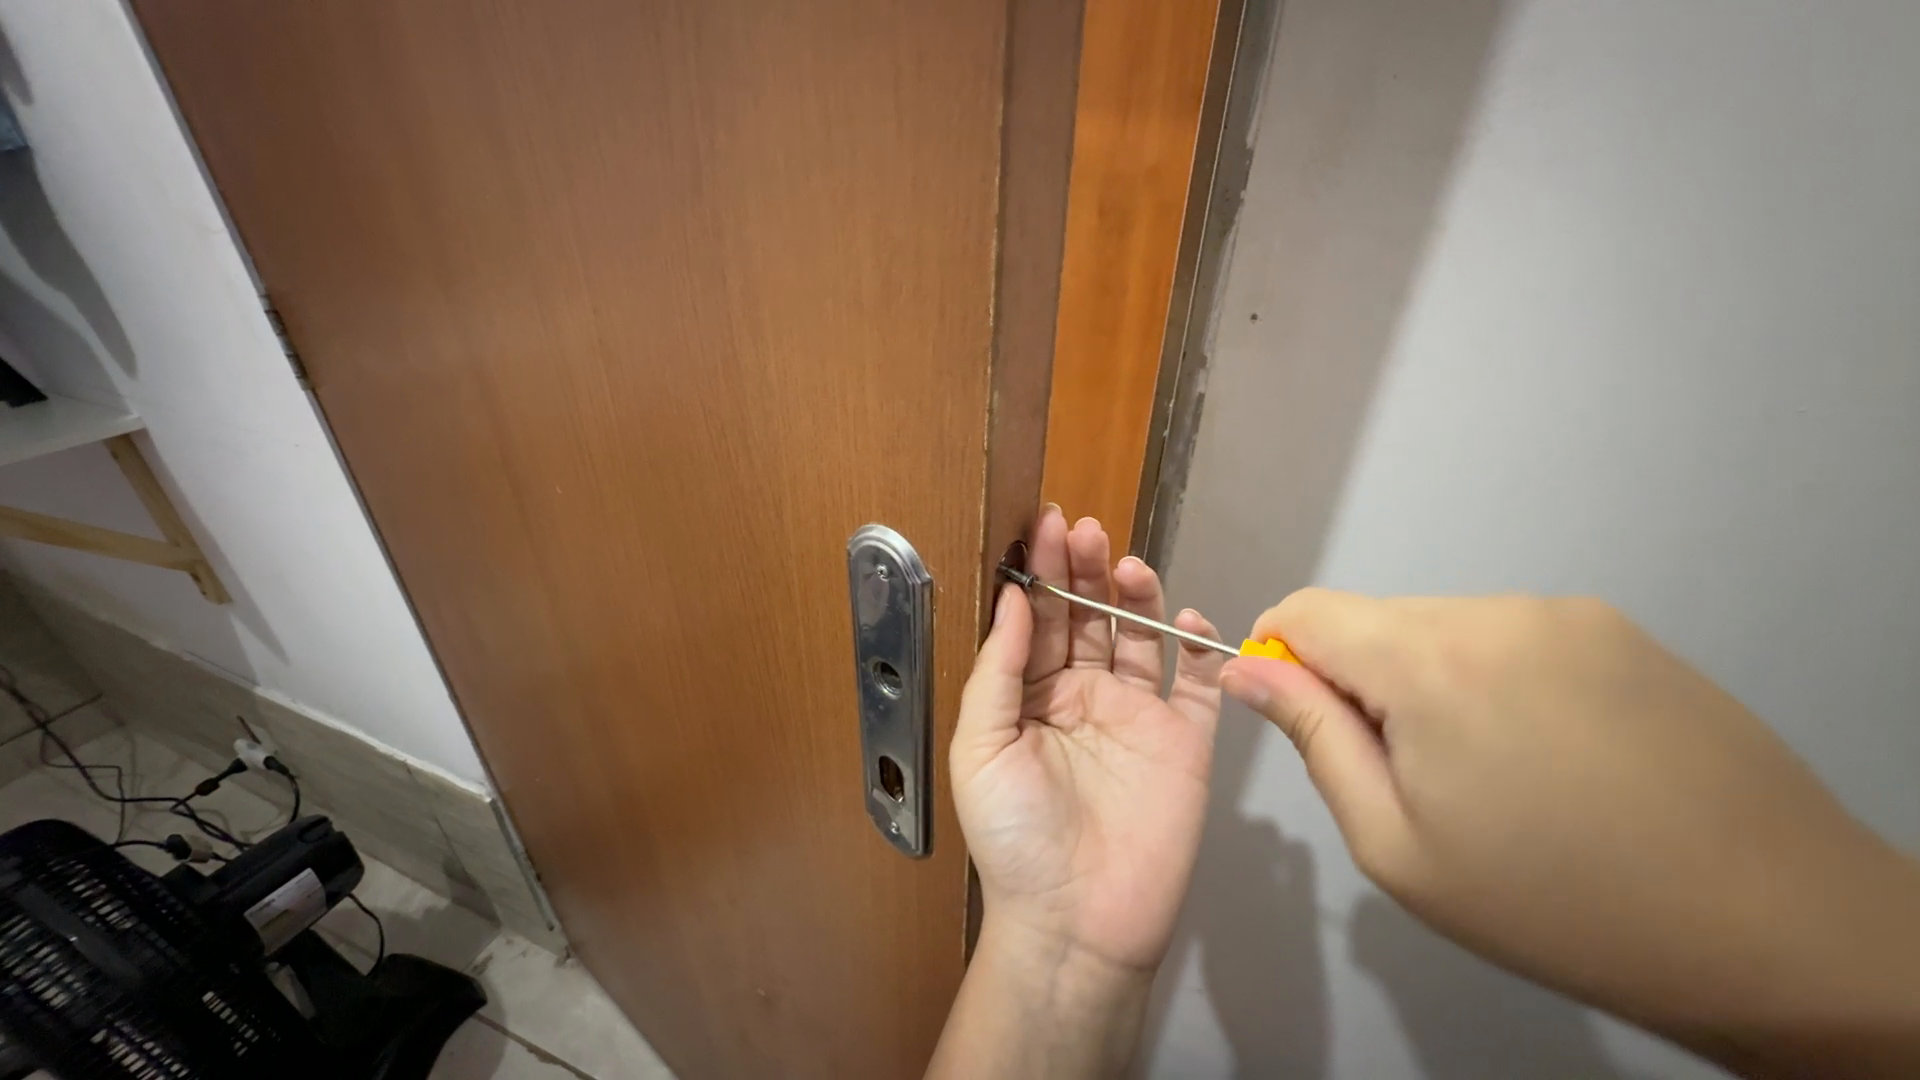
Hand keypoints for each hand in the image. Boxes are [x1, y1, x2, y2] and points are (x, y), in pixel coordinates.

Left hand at [951, 508, 1225, 973]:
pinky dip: (1201, 651)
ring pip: (1142, 638)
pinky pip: (1199, 687)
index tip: (1044, 524)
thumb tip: (1013, 600)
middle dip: (1085, 570)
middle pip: (1090, 617)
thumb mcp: (982, 748)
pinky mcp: (1184, 743)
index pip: (1039, 619)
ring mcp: (1137, 716)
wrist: (1074, 923)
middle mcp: (1085, 695)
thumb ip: (998, 671)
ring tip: (1127, 565)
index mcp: (1033, 695)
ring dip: (1137, 597)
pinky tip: (1192, 623)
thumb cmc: (1014, 837)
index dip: (1041, 572)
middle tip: (1084, 529)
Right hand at [1223, 590, 1919, 1074]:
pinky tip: (1545, 751)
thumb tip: (1245, 667)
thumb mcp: (1395, 842)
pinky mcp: (1621, 630)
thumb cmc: (1554, 903)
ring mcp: (1568, 613)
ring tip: (1487, 769)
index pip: (1305, 609)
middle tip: (1408, 772)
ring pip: (1438, 625)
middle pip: (1372, 618)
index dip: (1279, 654)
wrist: (1784, 935)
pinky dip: (1488, 677)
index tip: (1307, 721)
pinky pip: (1507, 635)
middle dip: (1359, 679)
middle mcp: (1496, 610)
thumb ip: (1312, 735)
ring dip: (1425, 680)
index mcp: (1431, 659)